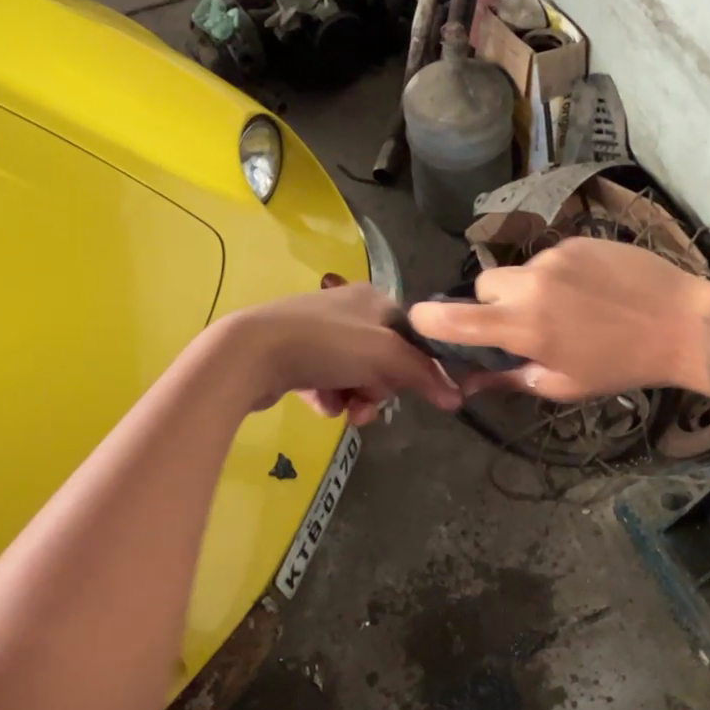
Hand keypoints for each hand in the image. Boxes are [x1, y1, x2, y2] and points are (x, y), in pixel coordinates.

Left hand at [217, 283, 460, 424]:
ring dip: (356, 399)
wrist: (253, 353)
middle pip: (386, 362)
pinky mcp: (296, 357)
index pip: (413, 336)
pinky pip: (329, 385)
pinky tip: (320, 403)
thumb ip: (424, 375)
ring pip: (357, 377)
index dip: (417, 367)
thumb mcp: (386, 356)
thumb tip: (457, 398)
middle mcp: (349, 312)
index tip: (413, 391)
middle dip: (380, 389)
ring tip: (343, 410)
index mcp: (374, 299)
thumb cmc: (326, 345)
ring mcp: (320, 335)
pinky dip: (330, 398)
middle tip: (367, 402)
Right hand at [406, 238, 709, 400]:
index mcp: (524, 328)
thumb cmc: (621, 365)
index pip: (454, 320)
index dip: (428, 322)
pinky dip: (556, 275)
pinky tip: (588, 291)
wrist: (682, 324)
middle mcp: (531, 285)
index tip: (420, 322)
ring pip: (518, 272)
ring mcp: (555, 256)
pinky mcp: (578, 240)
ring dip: (526, 290)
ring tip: (568, 309)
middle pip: (483, 286)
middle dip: (491, 305)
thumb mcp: (562, 384)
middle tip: (522, 326)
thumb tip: (468, 383)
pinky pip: (549, 257)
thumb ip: (508, 378)